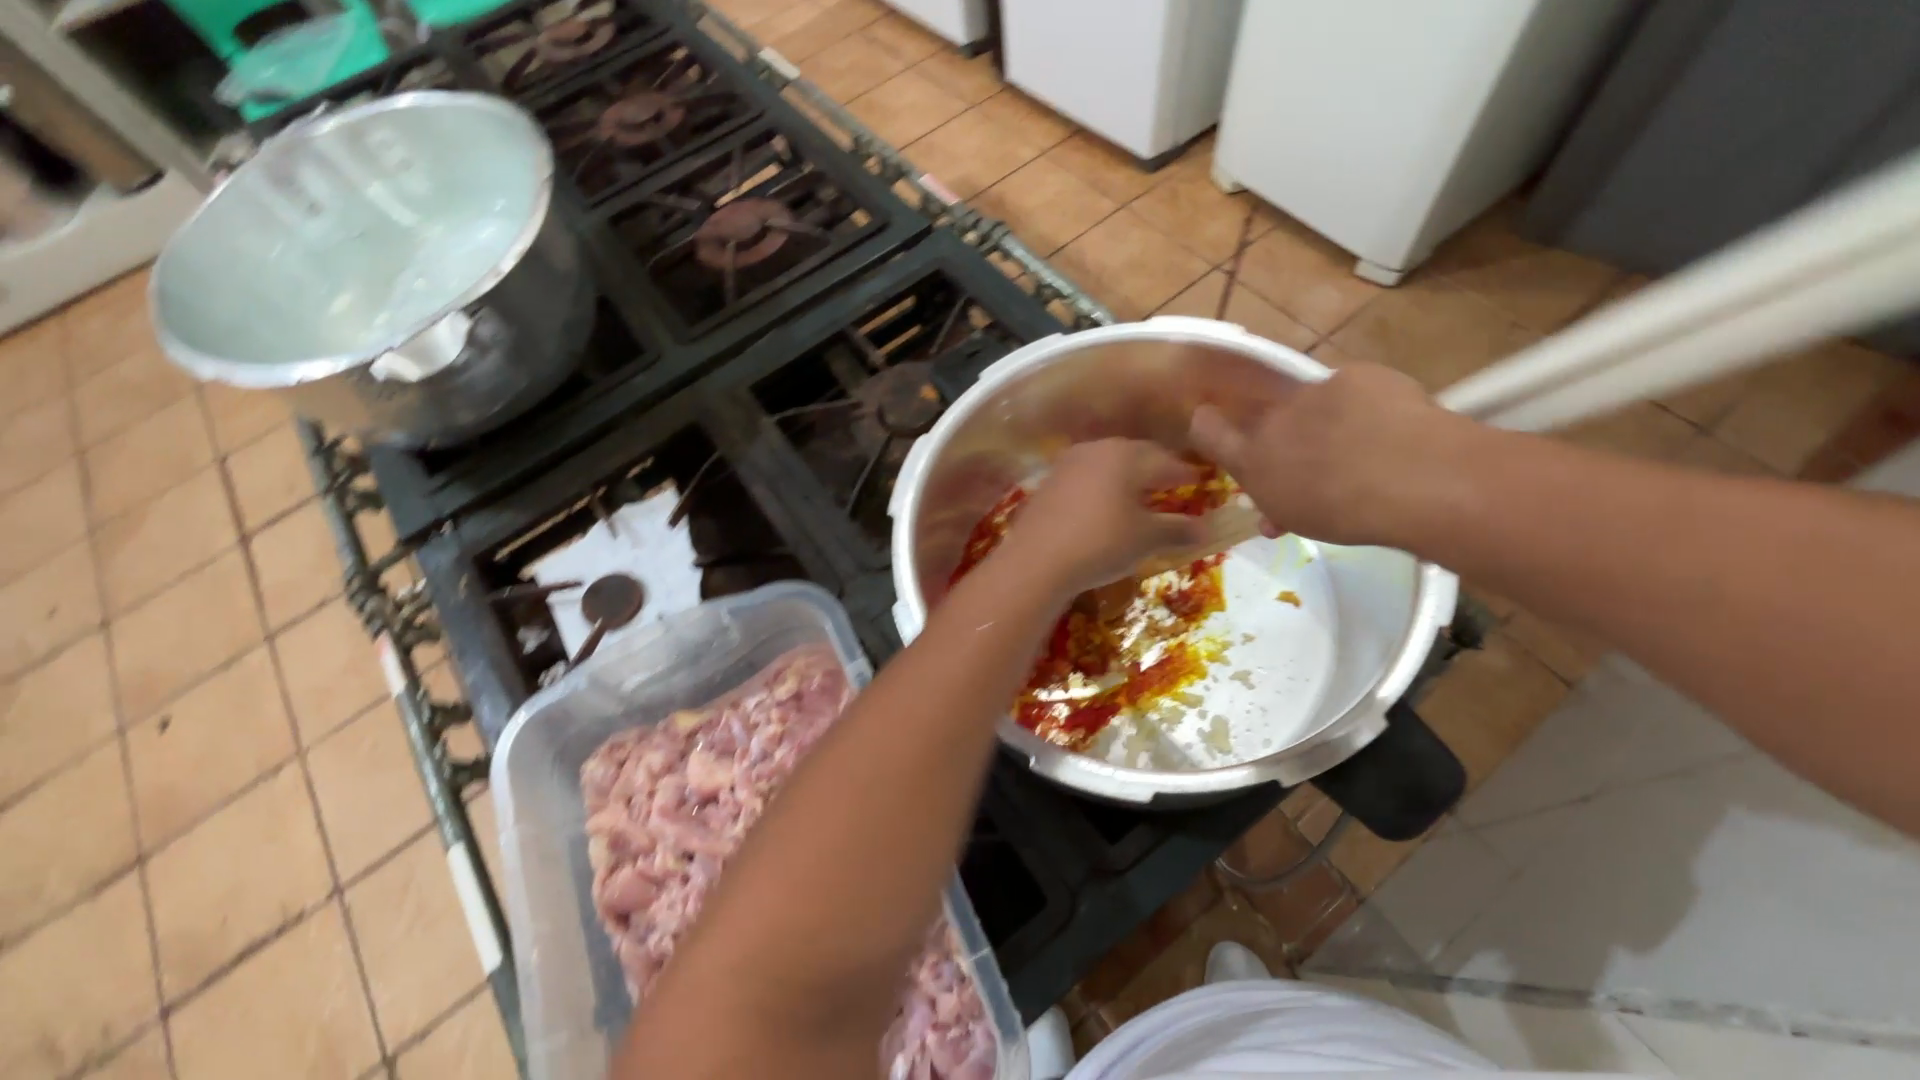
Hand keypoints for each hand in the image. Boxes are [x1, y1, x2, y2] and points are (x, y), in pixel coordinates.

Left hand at [995, 439, 1210, 597]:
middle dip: (1157, 469)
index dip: (1187, 474)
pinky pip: (1086, 478)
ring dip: (1127, 476)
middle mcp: (1098, 450)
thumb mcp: (1146, 539)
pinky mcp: (1048, 482)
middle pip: (1137, 455)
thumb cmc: (1101, 544)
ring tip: (1139, 495)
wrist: (1035, 561)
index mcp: (1128, 456)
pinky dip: (1102, 487)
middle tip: (1172, 485)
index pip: (1168, 461)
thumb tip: (1207, 528)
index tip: (1200, 483)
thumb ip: (1178, 529)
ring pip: (1109, 464)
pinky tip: (1104, 506)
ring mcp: (1069, 463)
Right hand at [1189, 363, 1481, 547]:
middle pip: (1270, 419)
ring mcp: (1318, 392)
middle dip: (1286, 437)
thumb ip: (1277, 509)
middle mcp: (1275, 418)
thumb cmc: (1346, 510)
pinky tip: (1393, 429)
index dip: (1209, 426)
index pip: (1210, 429)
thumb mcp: (1297, 520)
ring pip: (1316, 406)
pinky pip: (1357, 391)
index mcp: (1253, 457)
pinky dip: (1368, 406)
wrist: (1414, 477)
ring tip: (1367, 450)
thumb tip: (1270, 517)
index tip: (1212, 424)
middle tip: (1317, 465)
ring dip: (1330, 422)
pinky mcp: (1360, 375)